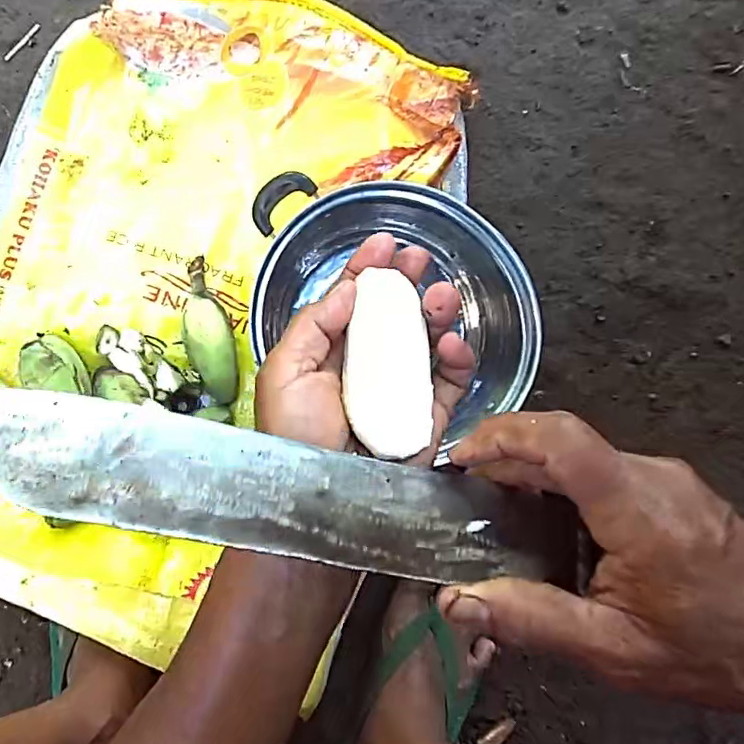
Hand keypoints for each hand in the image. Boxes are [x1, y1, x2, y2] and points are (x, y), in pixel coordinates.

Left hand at [254, 232, 475, 463]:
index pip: (350, 304)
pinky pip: (450, 384)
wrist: (316, 500)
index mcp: (326, 353)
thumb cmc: (290, 436)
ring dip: (437, 313)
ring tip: (442, 297)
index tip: (383, 243)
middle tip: (419, 259)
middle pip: (391, 316)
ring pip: (425, 343)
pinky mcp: (424, 419)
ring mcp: (396, 392)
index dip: (366, 271)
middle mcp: (363, 368)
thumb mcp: (283, 372)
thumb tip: (349, 287)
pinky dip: (459, 360)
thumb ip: (313, 326)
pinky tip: (454, 342)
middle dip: (406, 282)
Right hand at [435, 412, 743, 716]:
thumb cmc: (721, 654)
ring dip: (523, 464)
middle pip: (559, 437)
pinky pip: (592, 462)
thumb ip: (531, 621)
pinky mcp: (663, 482)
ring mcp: (661, 474)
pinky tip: (537, 514)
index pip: (562, 440)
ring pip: (573, 448)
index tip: (458, 460)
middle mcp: (650, 475)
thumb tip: (454, 602)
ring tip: (488, 503)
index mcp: (641, 512)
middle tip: (459, 489)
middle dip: (499, 452)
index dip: (501, 436)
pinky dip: (551, 476)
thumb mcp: (617, 652)